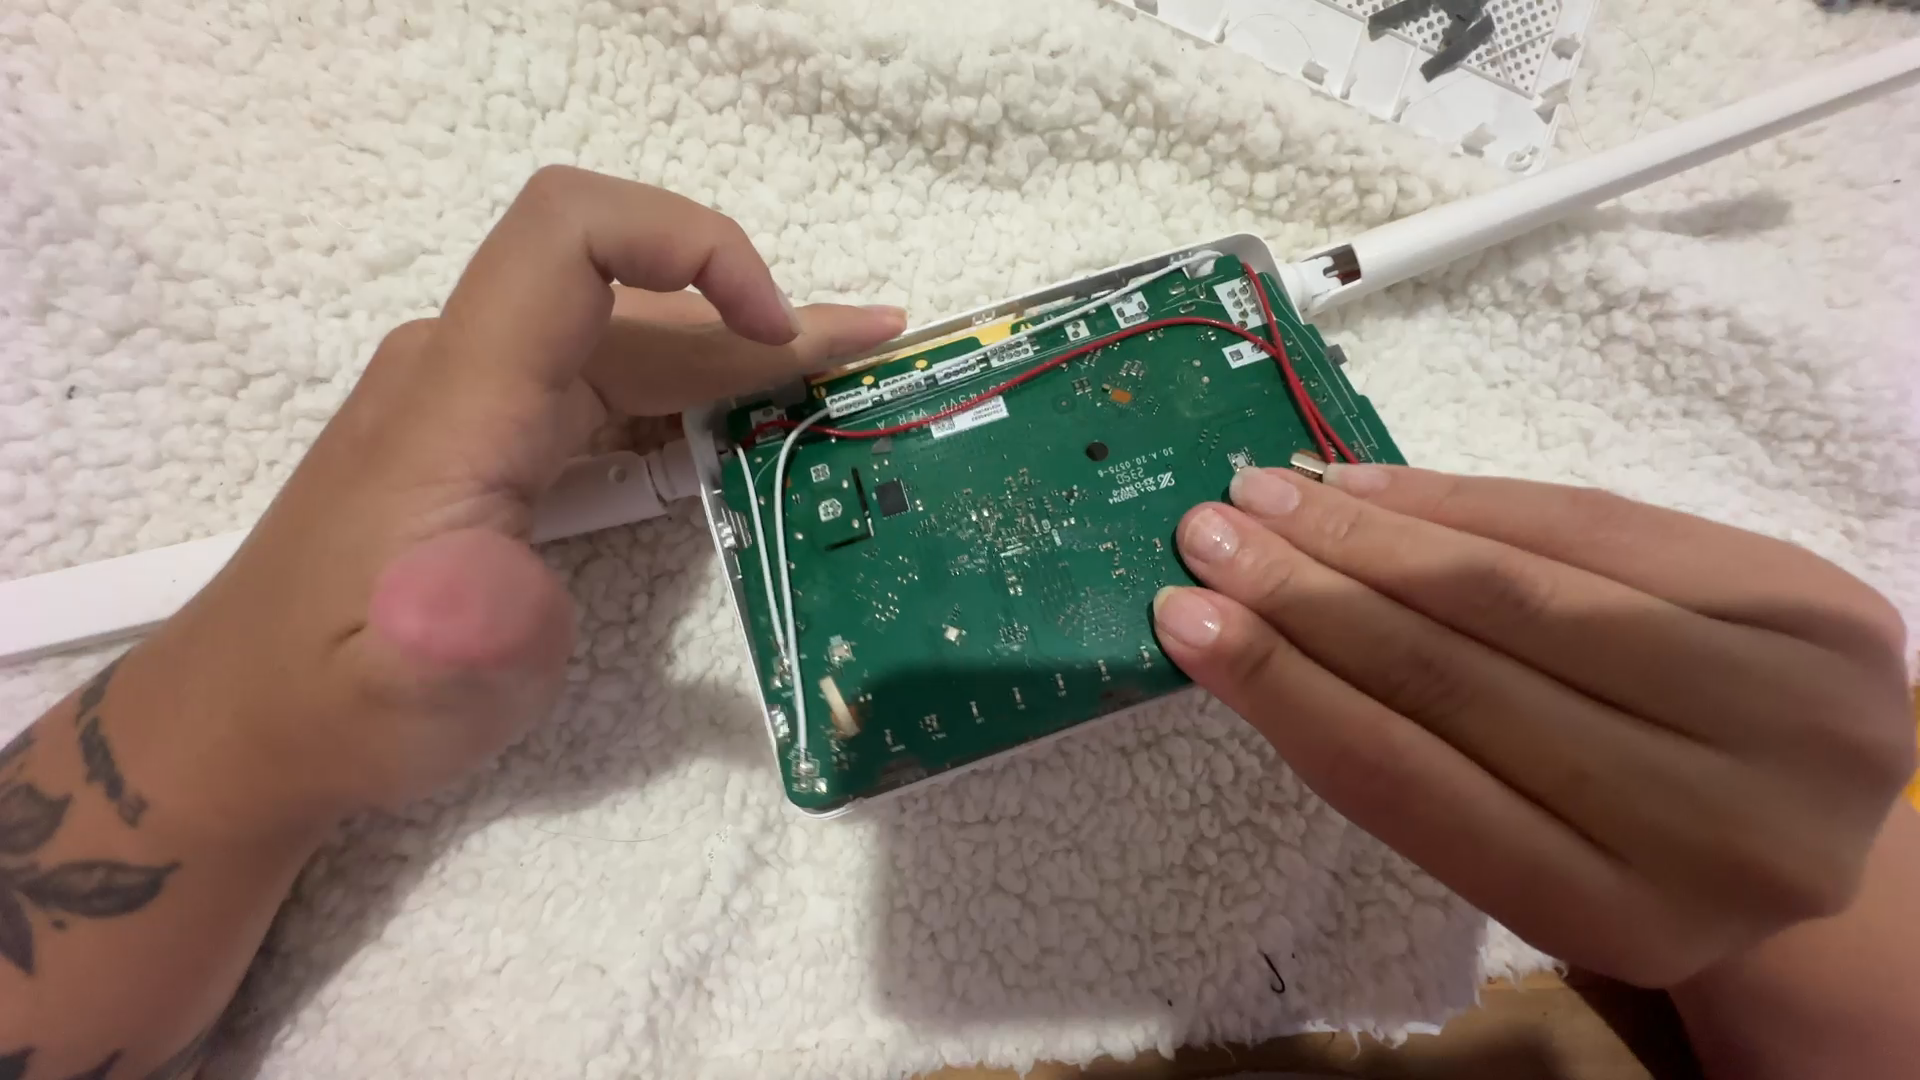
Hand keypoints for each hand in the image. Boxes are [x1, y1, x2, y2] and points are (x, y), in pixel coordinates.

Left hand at [144, 167, 903, 824]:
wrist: (258, 719)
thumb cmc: (342, 704)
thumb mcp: (403, 697)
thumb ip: (451, 639)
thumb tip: (496, 578)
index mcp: (466, 401)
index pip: (573, 238)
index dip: (693, 248)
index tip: (780, 333)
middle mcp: (481, 371)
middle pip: (643, 298)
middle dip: (766, 321)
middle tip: (872, 357)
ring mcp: (498, 401)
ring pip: (645, 339)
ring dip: (749, 355)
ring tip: (841, 378)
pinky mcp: (514, 433)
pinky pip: (629, 386)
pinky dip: (711, 396)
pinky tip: (760, 421)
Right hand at [1152, 463, 1913, 986]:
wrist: (1770, 805)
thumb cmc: (1580, 823)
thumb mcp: (1476, 821)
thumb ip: (1369, 732)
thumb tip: (1233, 622)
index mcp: (1600, 909)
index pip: (1395, 774)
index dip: (1275, 683)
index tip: (1180, 615)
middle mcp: (1715, 830)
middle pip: (1445, 672)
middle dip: (1299, 589)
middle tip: (1205, 532)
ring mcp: (1787, 709)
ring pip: (1505, 588)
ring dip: (1356, 531)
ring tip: (1261, 493)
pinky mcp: (1814, 602)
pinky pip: (1579, 522)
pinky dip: (1448, 497)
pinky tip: (1357, 482)